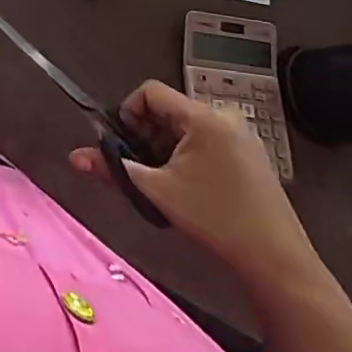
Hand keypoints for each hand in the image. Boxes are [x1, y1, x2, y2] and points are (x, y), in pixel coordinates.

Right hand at [70, 80, 319, 286]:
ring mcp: (242, 134)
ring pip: (187, 125)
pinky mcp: (251, 153)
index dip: (129, 112)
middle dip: (147, 133)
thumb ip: (112, 168)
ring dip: (166, 145)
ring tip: (165, 179)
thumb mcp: (156, 191)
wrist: (276, 260)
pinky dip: (189, 153)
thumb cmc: (214, 219)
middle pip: (169, 108)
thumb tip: (74, 157)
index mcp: (203, 116)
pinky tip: (190, 185)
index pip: (150, 91)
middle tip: (143, 166)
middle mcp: (224, 115)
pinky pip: (207, 138)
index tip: (125, 143)